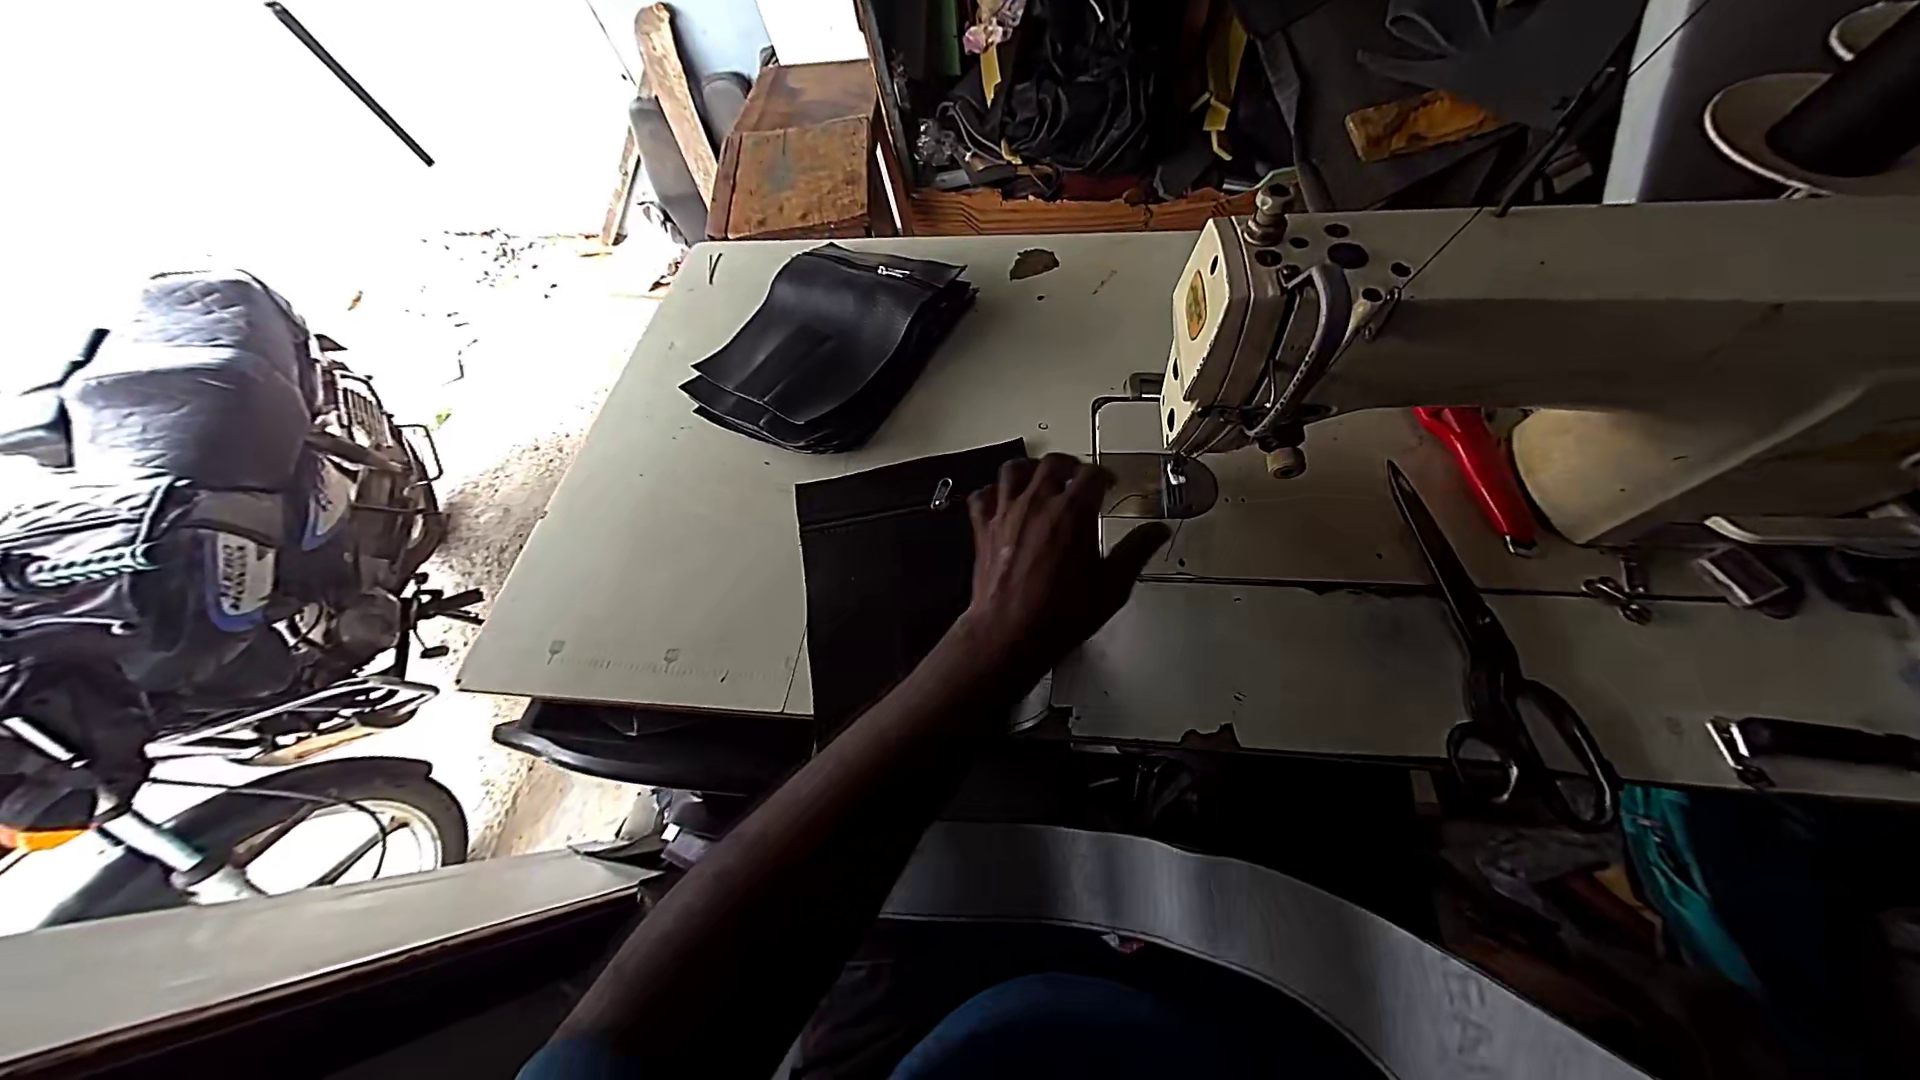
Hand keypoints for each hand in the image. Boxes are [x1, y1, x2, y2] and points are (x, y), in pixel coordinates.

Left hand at [955, 454, 1170, 684]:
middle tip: (1078, 475)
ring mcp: (1007, 514)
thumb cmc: (1058, 615)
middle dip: (1070, 465)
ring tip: (1040, 476)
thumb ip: (1136, 551)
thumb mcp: (1111, 586)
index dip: (1104, 475)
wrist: (1009, 633)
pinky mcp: (984, 529)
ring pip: (1014, 470)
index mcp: (1073, 512)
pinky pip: (983, 496)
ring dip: (1030, 469)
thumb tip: (1156, 532)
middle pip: (1053, 463)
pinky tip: (1001, 498)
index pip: (1092, 474)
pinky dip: (992, 492)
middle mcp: (1037, 504)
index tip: (1108, 483)